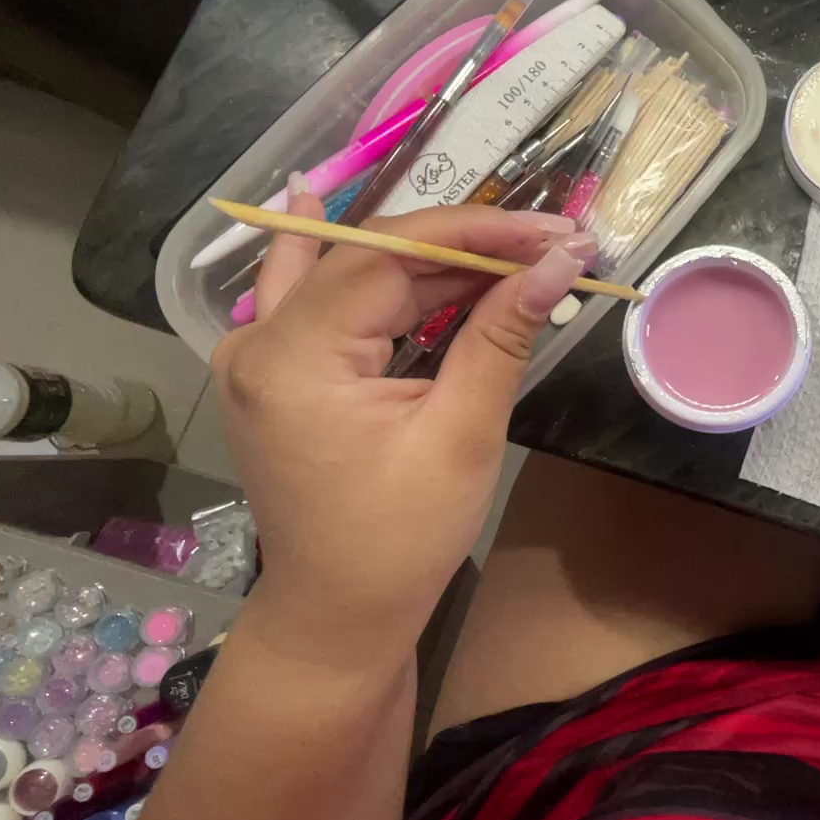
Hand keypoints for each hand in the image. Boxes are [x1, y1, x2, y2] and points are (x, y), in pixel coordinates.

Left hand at [211, 180, 592, 661]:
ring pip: (355, 273)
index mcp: (296, 359)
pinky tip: (333, 208)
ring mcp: (260, 354)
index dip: (476, 232)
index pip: (388, 254)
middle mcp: (260, 341)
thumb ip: (504, 336)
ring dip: (435, 259)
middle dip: (467, 244)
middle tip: (550, 243)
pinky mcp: (279, 369)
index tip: (552, 231)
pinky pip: (324, 298)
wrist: (341, 611)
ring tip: (512, 246)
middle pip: (372, 257)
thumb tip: (560, 264)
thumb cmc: (404, 536)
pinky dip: (372, 271)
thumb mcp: (464, 432)